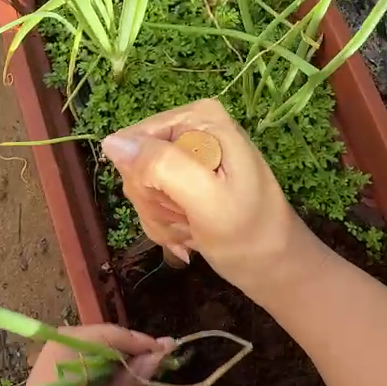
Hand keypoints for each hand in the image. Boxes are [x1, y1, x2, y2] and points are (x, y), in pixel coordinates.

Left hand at [0, 324, 170, 385]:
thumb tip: (148, 358)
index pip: (69, 352)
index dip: (111, 337)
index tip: (154, 346)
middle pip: (55, 351)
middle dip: (104, 343)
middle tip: (149, 355)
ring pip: (46, 365)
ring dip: (89, 357)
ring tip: (133, 368)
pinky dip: (71, 379)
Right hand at [100, 98, 319, 296]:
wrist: (276, 267)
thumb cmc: (248, 235)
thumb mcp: (206, 200)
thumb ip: (161, 166)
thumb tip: (110, 143)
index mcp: (201, 118)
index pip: (135, 141)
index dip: (146, 180)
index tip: (179, 203)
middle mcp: (192, 126)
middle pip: (136, 162)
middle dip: (155, 201)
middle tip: (188, 219)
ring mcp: (189, 151)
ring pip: (139, 185)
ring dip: (160, 216)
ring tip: (192, 228)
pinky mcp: (186, 175)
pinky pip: (150, 198)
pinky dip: (165, 223)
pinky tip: (191, 232)